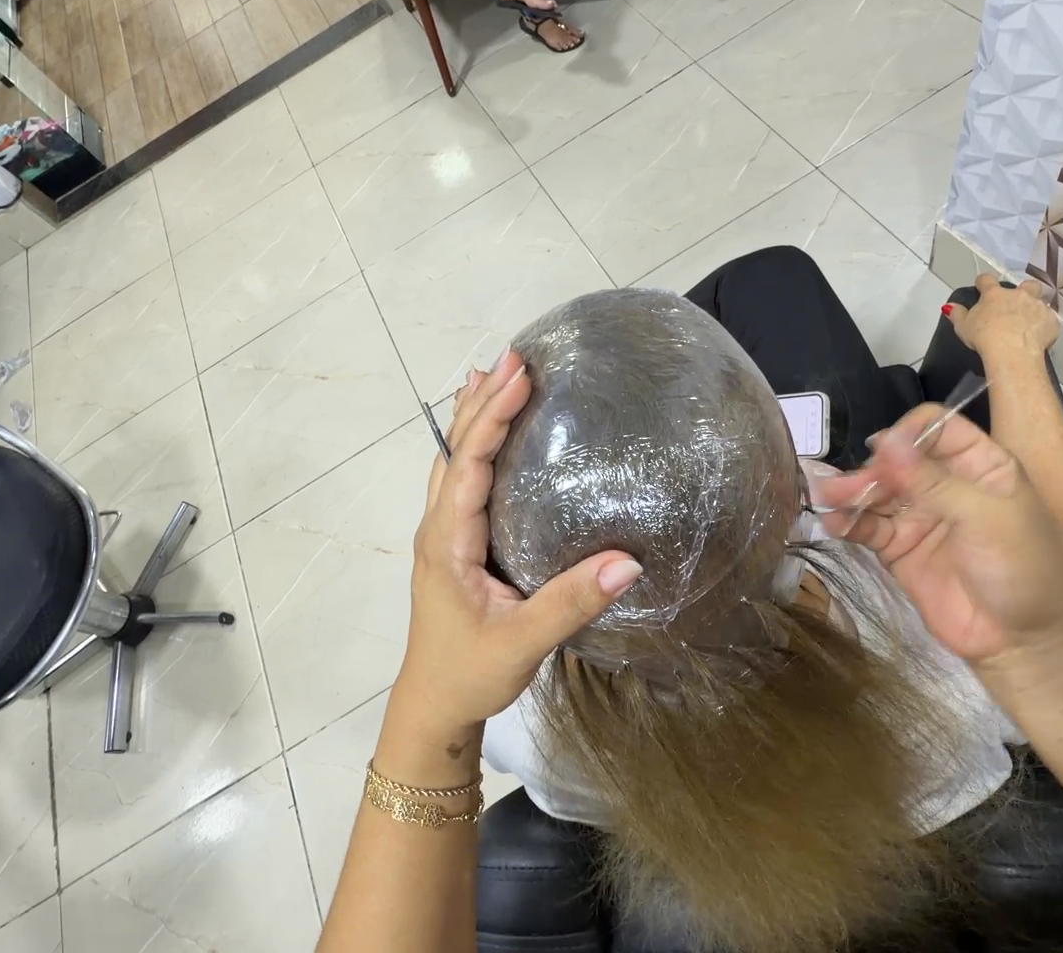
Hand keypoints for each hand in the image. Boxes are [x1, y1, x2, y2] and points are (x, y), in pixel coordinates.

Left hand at [395, 350, 642, 733]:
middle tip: (514, 356)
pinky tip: (487, 435)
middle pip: (455, 449)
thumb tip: (629, 562)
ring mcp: (442, 535)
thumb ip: (571, 602)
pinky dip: (473, 445)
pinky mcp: (454, 545)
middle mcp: (438, 527)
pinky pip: (460, 480)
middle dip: (483, 401)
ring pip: (453, 460)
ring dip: (473, 417)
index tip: (519, 374)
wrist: (433, 706)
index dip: (491, 416)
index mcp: (447, 540)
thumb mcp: (522, 641)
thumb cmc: (469, 673)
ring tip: (492, 375)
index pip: (467, 463)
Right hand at [807, 407, 1062, 665]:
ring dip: (850, 493)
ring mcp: (919, 517)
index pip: (936, 429)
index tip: (884, 452)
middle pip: (896, 460)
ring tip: (826, 499)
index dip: (908, 434)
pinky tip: (834, 523)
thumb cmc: (1022, 570)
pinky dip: (847, 523)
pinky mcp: (897, 549)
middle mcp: (945, 484)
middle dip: (870, 470)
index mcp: (980, 466)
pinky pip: (866, 527)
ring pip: (876, 492)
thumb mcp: (985, 517)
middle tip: (845, 487)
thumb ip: (932, 480)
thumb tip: (885, 441)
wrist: (1022, 643)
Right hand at [946, 274, 1058, 355]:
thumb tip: (950, 306)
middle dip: (1023, 290)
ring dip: (1033, 309)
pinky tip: (1035, 336)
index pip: (987, 279)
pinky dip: (1042, 326)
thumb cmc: (984, 337)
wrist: (1013, 352)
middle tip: (1015, 304)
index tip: (981, 286)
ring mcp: (1038, 307)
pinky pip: (1048, 320)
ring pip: (1040, 302)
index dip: (983, 281)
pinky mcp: (1052, 322)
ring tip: (1026, 324)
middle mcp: (1019, 295)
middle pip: (1026, 284)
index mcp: (995, 294)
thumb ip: (957, 314)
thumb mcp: (963, 326)